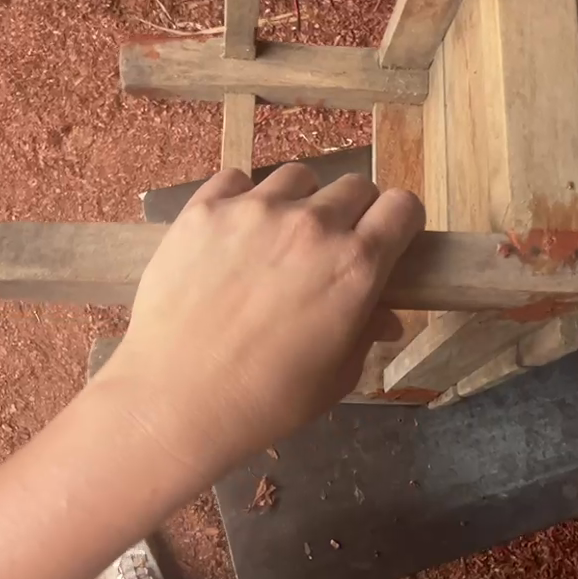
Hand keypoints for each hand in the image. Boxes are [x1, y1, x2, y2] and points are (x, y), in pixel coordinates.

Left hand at [94, 165, 422, 483]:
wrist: (174, 400)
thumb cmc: (266, 402)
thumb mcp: (335, 377)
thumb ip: (365, 334)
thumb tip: (384, 316)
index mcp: (355, 265)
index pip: (403, 206)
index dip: (400, 223)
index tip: (387, 240)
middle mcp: (312, 225)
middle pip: (354, 186)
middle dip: (353, 213)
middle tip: (329, 249)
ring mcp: (255, 209)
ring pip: (298, 177)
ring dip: (300, 201)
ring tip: (277, 237)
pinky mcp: (205, 209)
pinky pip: (236, 179)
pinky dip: (242, 198)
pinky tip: (232, 232)